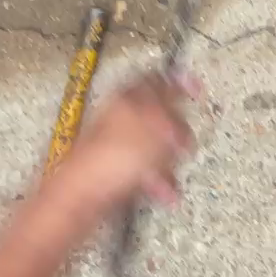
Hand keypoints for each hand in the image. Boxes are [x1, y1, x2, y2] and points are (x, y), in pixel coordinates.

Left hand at [43, 70, 198, 218]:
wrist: (80, 197)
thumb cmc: (114, 159)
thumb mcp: (156, 128)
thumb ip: (171, 107)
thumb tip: (181, 93)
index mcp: (127, 99)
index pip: (156, 79)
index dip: (179, 81)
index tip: (196, 88)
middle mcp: (117, 117)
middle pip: (156, 114)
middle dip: (176, 130)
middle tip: (186, 140)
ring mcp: (112, 144)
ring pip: (151, 145)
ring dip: (167, 161)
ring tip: (174, 174)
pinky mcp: (109, 169)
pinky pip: (141, 169)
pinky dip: (155, 179)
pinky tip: (164, 192)